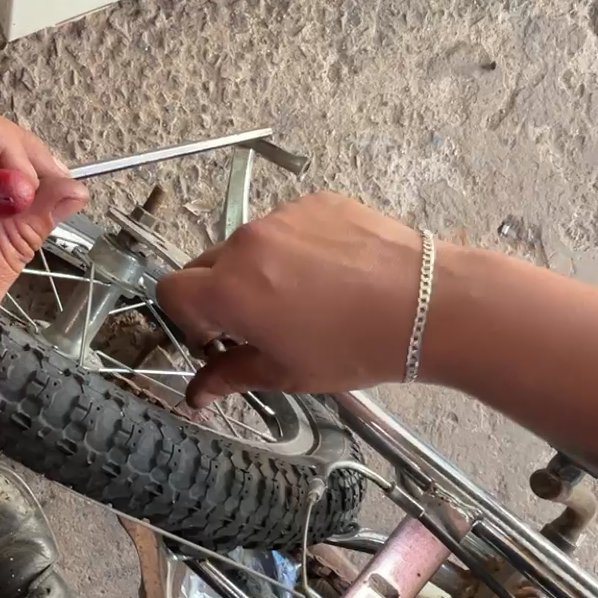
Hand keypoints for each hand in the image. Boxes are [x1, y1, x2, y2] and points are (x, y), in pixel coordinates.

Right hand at [156, 192, 423, 405]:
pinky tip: (330, 275)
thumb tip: (196, 395)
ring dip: (256, 272)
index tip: (215, 337)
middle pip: (205, 266)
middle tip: (258, 324)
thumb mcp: (287, 372)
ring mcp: (281, 218)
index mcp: (229, 290)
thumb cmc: (355, 347)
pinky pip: (284, 227)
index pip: (170, 291)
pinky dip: (292, 250)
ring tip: (303, 299)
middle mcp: (246, 244)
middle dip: (218, 296)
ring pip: (246, 247)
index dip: (184, 319)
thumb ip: (231, 376)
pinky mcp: (315, 202)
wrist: (427, 304)